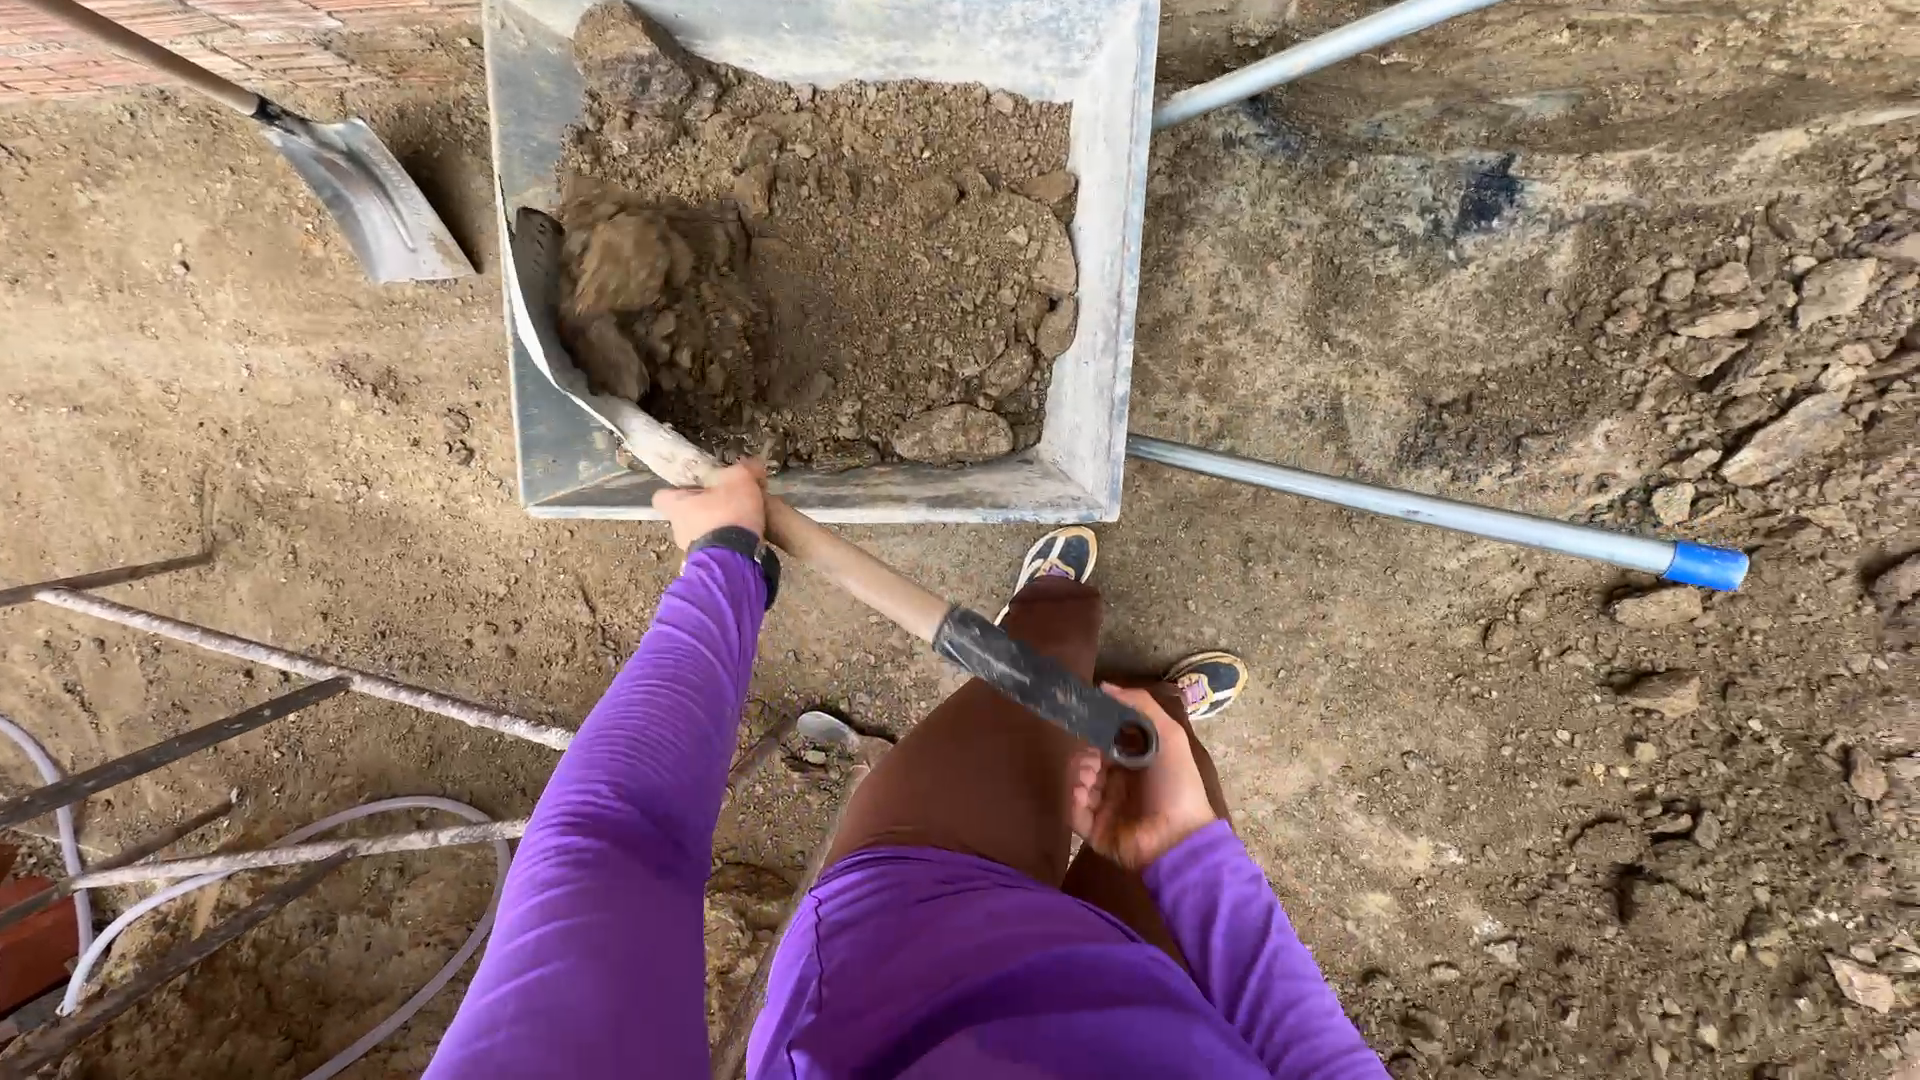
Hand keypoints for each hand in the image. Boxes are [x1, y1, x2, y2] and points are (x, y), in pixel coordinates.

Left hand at [651, 460, 767, 549]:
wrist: (734, 559)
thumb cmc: (728, 514)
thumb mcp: (739, 480)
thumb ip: (745, 469)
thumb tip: (754, 465)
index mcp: (676, 505)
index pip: (662, 496)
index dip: (677, 490)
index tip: (696, 488)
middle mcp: (677, 529)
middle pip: (686, 515)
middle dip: (705, 510)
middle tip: (728, 505)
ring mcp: (691, 551)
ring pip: (701, 534)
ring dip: (718, 530)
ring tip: (742, 525)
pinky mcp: (709, 566)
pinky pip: (717, 551)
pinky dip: (728, 546)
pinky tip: (746, 541)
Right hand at [1069, 685, 1217, 870]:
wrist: (1177, 837)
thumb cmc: (1175, 783)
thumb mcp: (1167, 734)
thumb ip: (1139, 705)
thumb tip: (1104, 685)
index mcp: (1135, 762)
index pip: (1105, 742)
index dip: (1096, 733)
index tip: (1090, 726)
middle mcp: (1119, 783)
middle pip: (1088, 761)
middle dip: (1085, 755)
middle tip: (1094, 761)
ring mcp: (1105, 808)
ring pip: (1078, 783)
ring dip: (1079, 775)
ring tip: (1090, 779)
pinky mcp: (1094, 831)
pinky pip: (1073, 811)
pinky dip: (1072, 800)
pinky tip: (1082, 794)